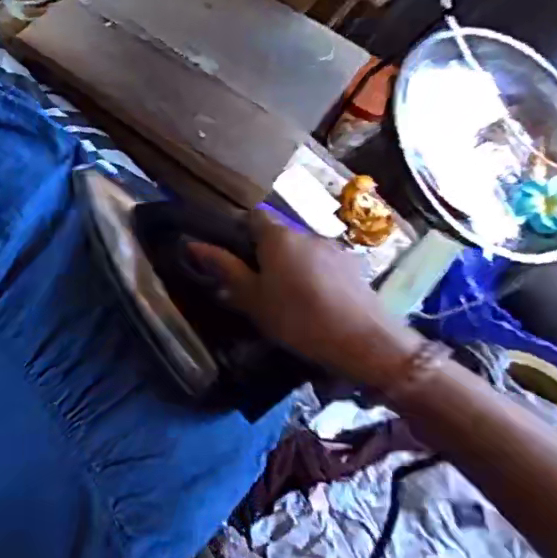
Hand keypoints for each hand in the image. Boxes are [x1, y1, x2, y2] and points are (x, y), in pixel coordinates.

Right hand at [188, 208, 424, 385]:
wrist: (363, 341)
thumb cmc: (297, 318)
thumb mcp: (252, 298)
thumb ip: (225, 269)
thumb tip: (194, 245)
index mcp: (277, 236)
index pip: (253, 216)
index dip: (240, 231)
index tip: (232, 256)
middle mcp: (306, 233)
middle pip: (278, 234)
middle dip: (265, 253)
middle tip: (254, 284)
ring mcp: (333, 249)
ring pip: (301, 251)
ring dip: (290, 266)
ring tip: (284, 298)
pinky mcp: (352, 268)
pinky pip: (321, 265)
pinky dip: (312, 277)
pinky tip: (311, 304)